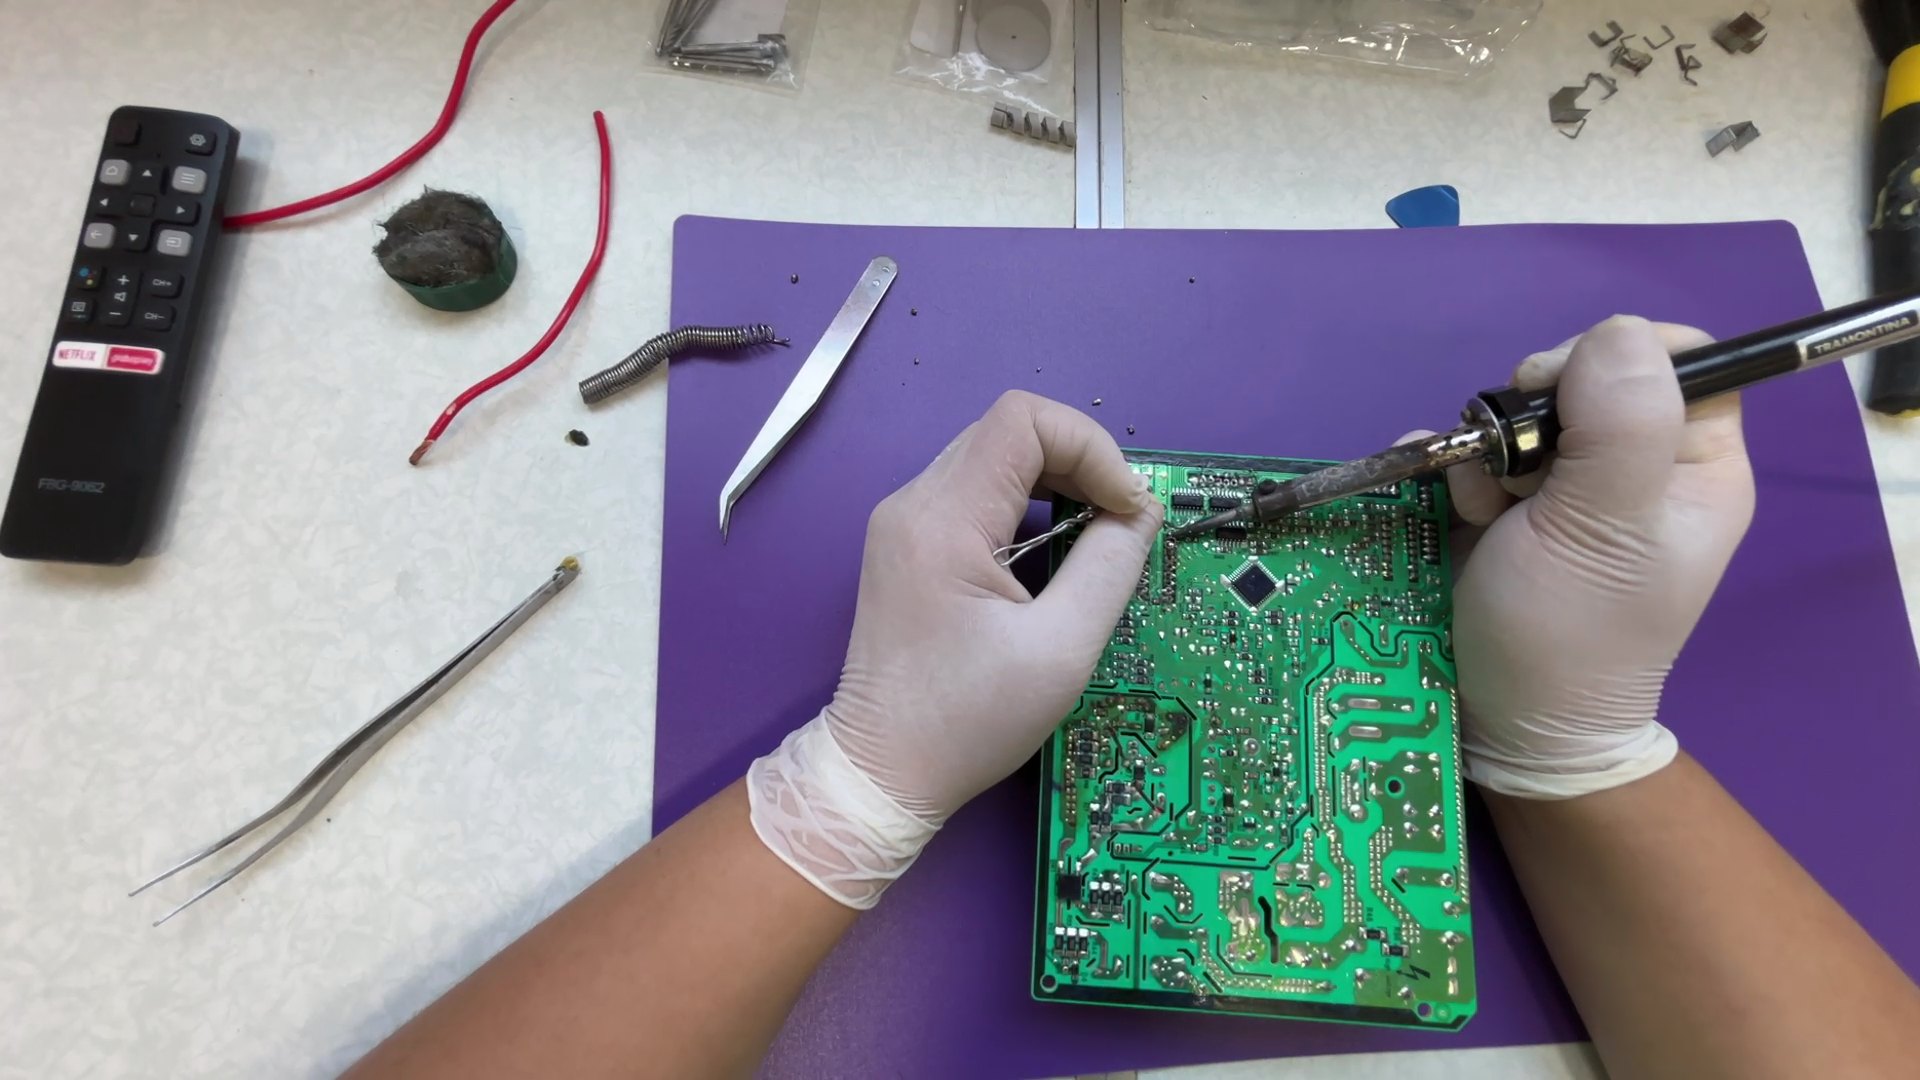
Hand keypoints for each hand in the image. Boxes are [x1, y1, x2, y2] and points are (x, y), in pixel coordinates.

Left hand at [747, 391, 1162, 906]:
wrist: (882, 769)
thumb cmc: (969, 721)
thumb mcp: (1061, 650)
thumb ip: (1110, 565)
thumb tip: (1139, 510)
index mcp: (942, 519)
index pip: (1021, 420)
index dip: (1090, 446)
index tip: (1125, 507)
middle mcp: (912, 502)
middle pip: (1006, 433)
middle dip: (1077, 462)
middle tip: (1118, 519)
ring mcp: (902, 521)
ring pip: (990, 458)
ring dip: (1052, 481)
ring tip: (1091, 531)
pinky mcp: (905, 542)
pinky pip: (972, 492)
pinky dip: (1022, 504)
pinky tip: (1047, 548)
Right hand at [1444, 316, 1754, 797]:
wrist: (1498, 710)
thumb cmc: (1567, 627)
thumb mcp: (1604, 529)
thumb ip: (1620, 427)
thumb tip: (1612, 333)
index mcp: (1683, 466)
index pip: (1672, 364)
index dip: (1609, 360)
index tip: (1553, 393)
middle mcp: (1619, 470)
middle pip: (1576, 384)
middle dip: (1528, 411)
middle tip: (1510, 462)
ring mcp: (1546, 490)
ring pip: (1508, 418)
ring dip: (1477, 447)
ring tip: (1474, 504)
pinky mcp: (1484, 509)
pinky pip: (1458, 453)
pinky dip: (1440, 464)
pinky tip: (1438, 498)